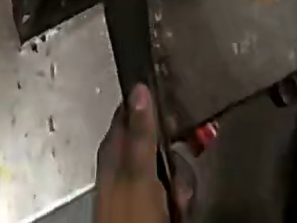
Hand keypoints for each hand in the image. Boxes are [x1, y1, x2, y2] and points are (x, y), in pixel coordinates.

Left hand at [94, 85, 183, 222]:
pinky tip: (182, 214)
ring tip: (180, 203)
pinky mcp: (154, 209)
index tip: (175, 106)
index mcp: (114, 148)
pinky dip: (182, 200)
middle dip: (176, 153)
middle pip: (157, 140)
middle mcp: (125, 163)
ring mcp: (140, 188)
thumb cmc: (132, 220)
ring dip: (182, 181)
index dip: (153, 105)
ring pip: (170, 167)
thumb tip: (139, 86)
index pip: (132, 109)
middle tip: (179, 168)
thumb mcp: (138, 175)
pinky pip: (174, 192)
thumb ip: (140, 132)